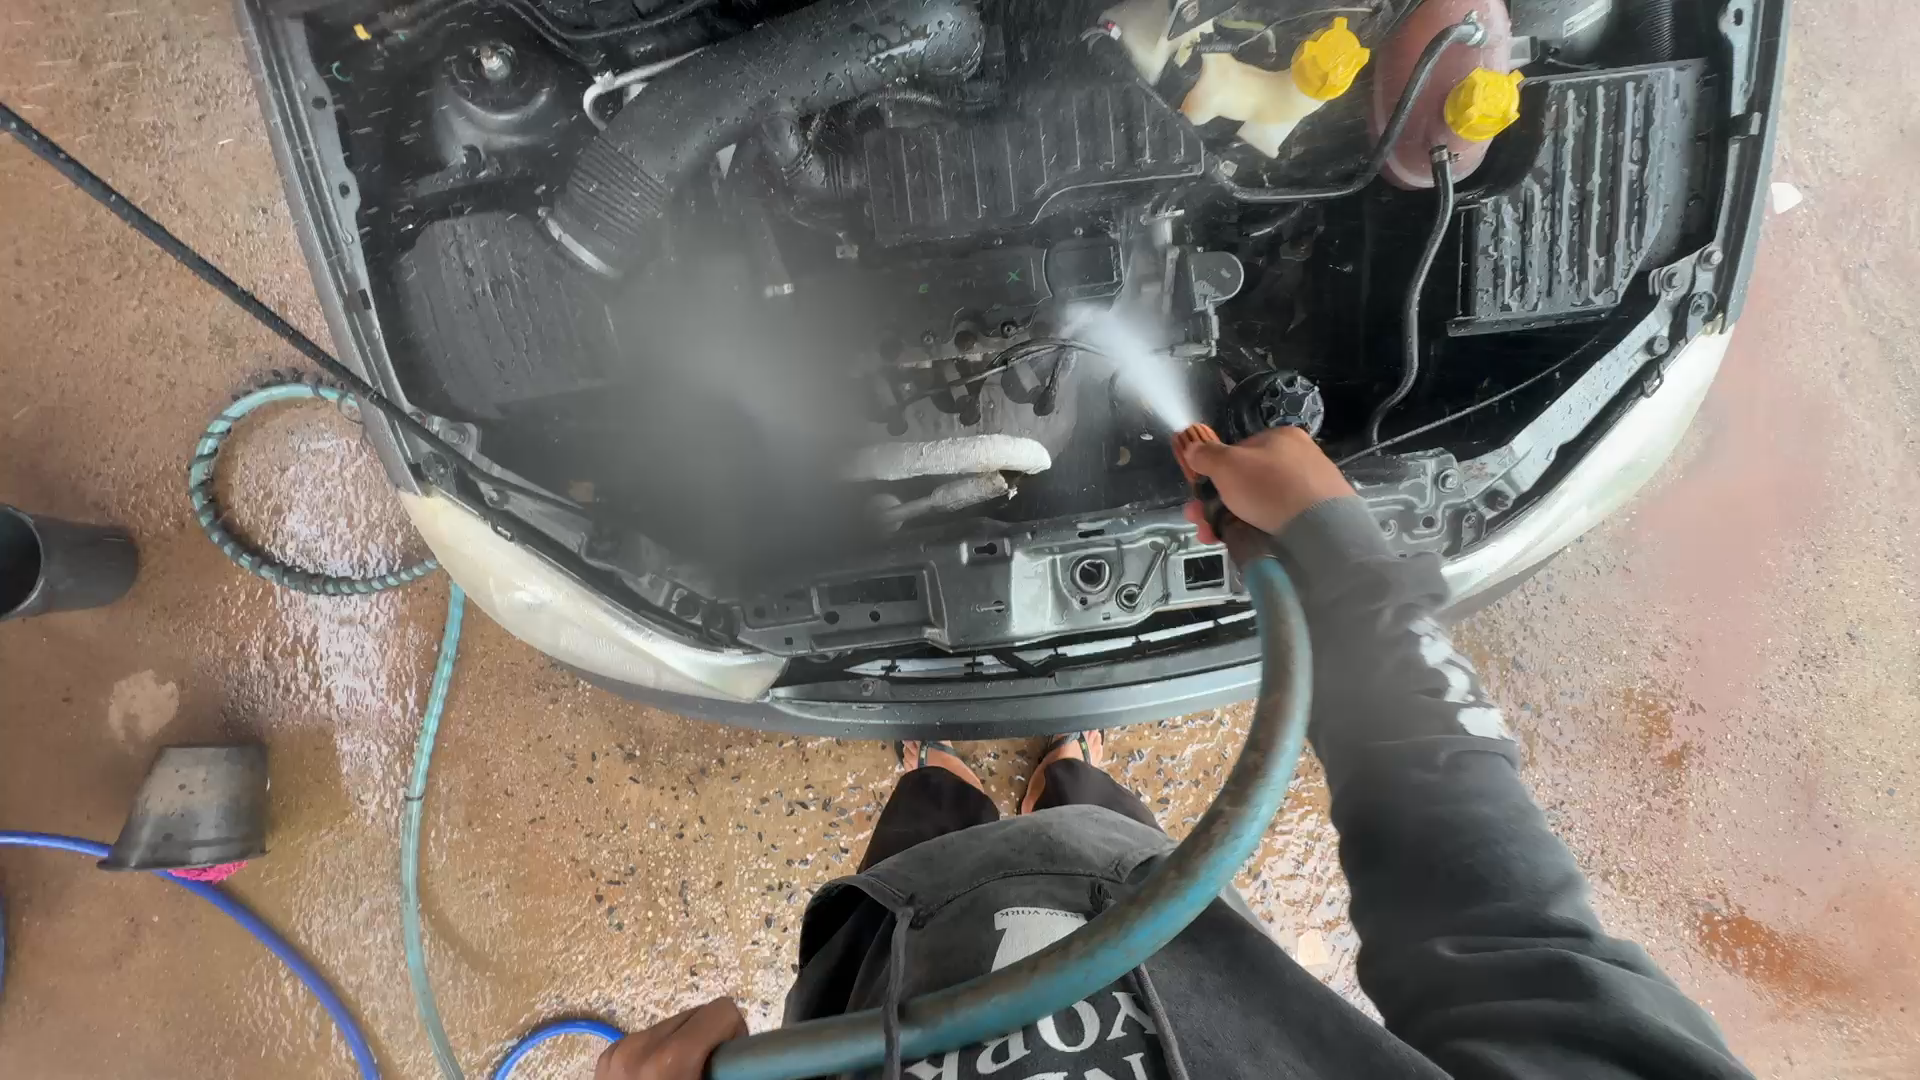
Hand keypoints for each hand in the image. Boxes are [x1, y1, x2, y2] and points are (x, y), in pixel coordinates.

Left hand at [595, 998, 746, 1079]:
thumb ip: (731, 1065)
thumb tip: (751, 1048)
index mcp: (669, 1059)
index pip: (722, 1010)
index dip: (734, 1033)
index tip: (729, 1061)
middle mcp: (639, 1046)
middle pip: (696, 1015)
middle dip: (707, 1039)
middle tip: (704, 1072)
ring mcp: (617, 1052)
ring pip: (672, 1025)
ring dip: (682, 1046)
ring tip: (678, 1077)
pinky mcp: (605, 1058)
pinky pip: (648, 1039)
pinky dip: (658, 1054)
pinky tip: (657, 1079)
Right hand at [1180, 426, 1353, 541]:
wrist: (1320, 527)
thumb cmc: (1269, 487)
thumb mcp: (1226, 465)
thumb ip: (1205, 455)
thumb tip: (1192, 447)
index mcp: (1280, 438)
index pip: (1238, 451)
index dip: (1215, 473)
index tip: (1201, 493)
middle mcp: (1298, 457)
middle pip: (1245, 480)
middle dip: (1216, 502)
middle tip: (1199, 520)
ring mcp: (1310, 487)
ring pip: (1257, 502)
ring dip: (1229, 519)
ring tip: (1212, 537)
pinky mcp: (1315, 515)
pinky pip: (1276, 519)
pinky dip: (1255, 530)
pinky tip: (1243, 542)